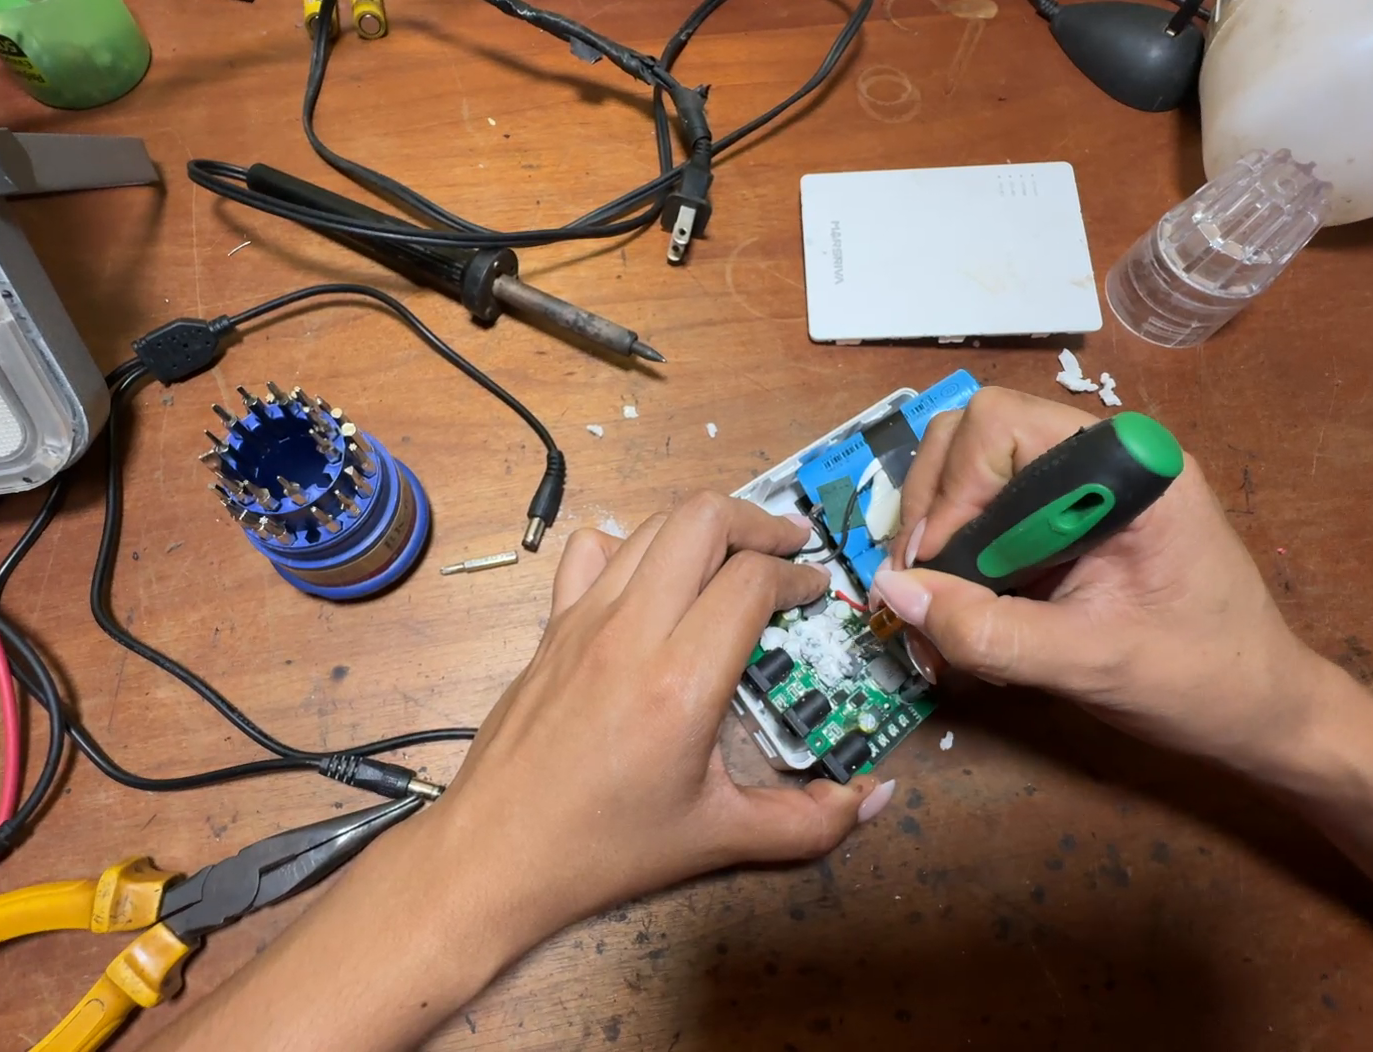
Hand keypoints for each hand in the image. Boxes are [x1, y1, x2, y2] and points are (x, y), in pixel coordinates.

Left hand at [417, 494, 893, 945]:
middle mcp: (632, 629)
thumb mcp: (719, 838)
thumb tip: (878, 794)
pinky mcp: (552, 623)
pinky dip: (629, 545)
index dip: (795, 577)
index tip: (815, 594)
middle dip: (756, 522)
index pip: (750, 580)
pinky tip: (650, 580)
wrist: (494, 852)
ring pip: (650, 526)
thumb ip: (810, 821)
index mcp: (681, 679)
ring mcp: (583, 617)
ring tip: (733, 554)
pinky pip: (589, 552)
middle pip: (700, 519)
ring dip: (702, 527)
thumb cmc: (607, 847)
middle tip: (786, 551)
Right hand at [874, 388, 1333, 772]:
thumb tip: (893, 591)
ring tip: (937, 608)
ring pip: (956, 471)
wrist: (1254, 712)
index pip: (1000, 425)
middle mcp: (1092, 460)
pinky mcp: (1050, 519)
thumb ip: (989, 630)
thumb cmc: (1202, 682)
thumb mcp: (1092, 664)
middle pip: (964, 437)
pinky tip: (955, 611)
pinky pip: (971, 512)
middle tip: (925, 589)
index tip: (942, 565)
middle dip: (930, 512)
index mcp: (1125, 470)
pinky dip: (945, 559)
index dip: (956, 489)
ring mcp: (1068, 488)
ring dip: (930, 537)